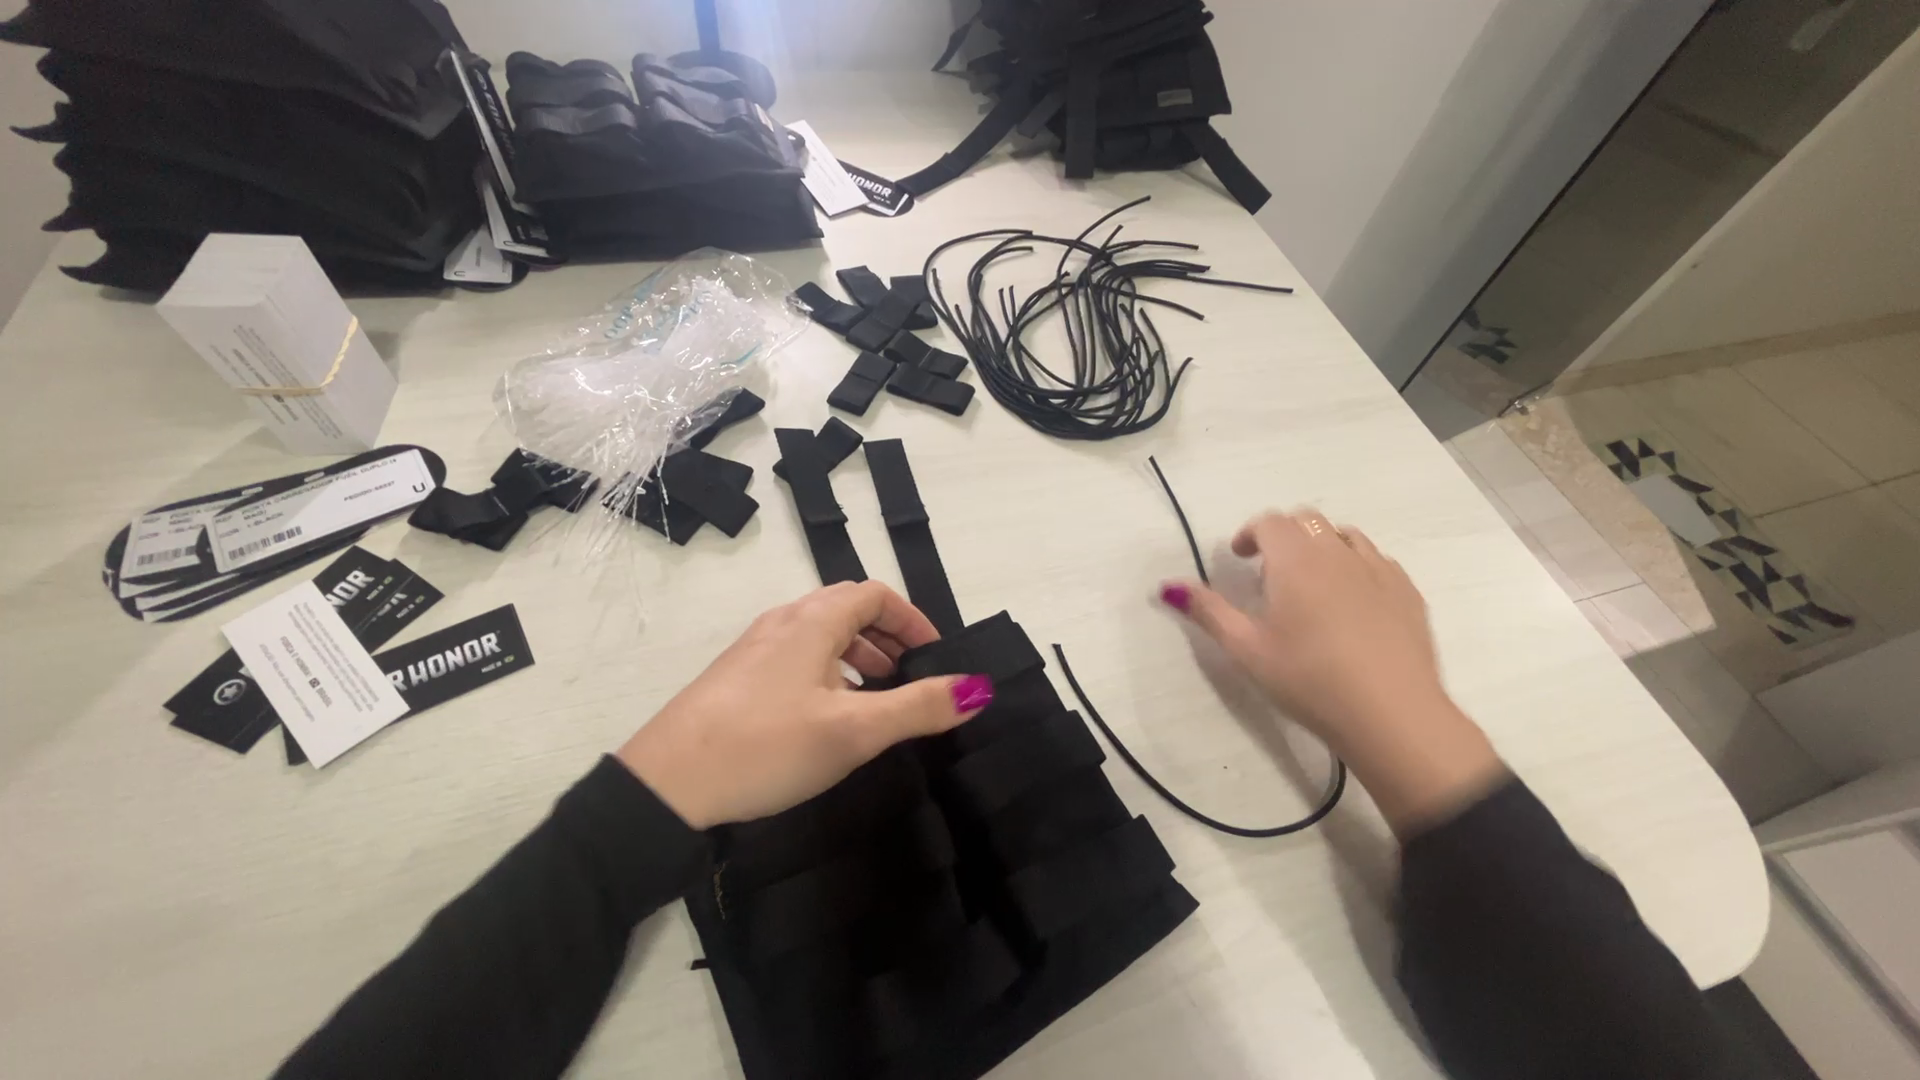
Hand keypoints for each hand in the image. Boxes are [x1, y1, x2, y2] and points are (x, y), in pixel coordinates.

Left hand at [616, 581, 993, 828]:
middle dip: (887, 637)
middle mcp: (782, 622)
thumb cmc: (768, 747)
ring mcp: (753, 649)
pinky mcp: (736, 678)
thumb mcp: (854, 731)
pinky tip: (827, 717)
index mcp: (812, 621)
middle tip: (911, 678)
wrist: (666, 784)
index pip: (874, 594)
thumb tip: (979, 688)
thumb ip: (919, 708)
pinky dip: (827, 672)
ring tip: (875, 699)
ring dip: (858, 656)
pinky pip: (796, 658)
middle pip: (847, 609)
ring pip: (819, 635)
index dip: (912, 620)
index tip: (935, 658)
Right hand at [1160, 509, 1504, 835]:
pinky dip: (1355, 566)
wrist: (1390, 714)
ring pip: (1345, 535)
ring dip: (1321, 546)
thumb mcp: (1246, 649)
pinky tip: (1351, 602)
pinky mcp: (1408, 592)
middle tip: (1270, 571)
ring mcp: (1379, 569)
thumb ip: (1208, 611)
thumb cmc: (1308, 679)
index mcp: (1296, 559)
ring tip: (1311, 583)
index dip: (1250, 533)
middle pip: (1307, 521)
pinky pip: (1377, 560)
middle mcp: (1338, 552)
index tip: (1240, 557)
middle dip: (1284, 536)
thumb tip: (1168, 586)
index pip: (1270, 522)